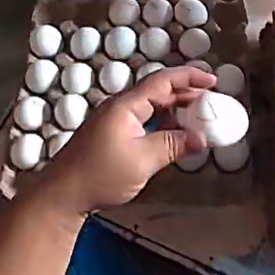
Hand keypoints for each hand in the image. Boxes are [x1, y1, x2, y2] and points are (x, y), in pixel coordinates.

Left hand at [35, 67, 214, 215]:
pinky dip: (165, 124)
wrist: (62, 196)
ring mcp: (116, 121)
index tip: (212, 82)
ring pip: (153, 107)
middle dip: (188, 95)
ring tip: (199, 120)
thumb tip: (201, 139)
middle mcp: (121, 108)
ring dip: (177, 111)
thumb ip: (174, 145)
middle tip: (212, 103)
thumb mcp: (143, 161)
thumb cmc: (99, 176)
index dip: (190, 78)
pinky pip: (146, 120)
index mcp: (126, 106)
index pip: (163, 81)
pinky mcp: (114, 135)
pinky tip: (177, 136)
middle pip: (159, 92)